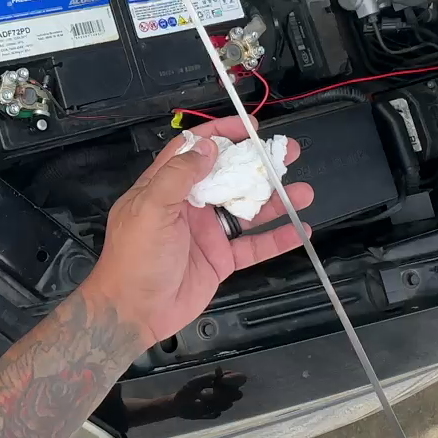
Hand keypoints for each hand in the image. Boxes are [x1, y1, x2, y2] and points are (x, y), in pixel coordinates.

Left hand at [84, 115, 314, 348]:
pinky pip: (254, 245)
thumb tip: (207, 148)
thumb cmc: (134, 257)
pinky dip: (278, 238)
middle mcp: (188, 205)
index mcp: (166, 187)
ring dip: (276, 200)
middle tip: (288, 153)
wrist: (134, 311)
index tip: (250, 127)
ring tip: (304, 191)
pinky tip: (302, 230)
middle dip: (258, 163)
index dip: (221, 133)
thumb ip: (178, 176)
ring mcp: (206, 232)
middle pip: (228, 176)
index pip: (195, 150)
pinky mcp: (221, 259)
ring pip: (247, 209)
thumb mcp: (151, 208)